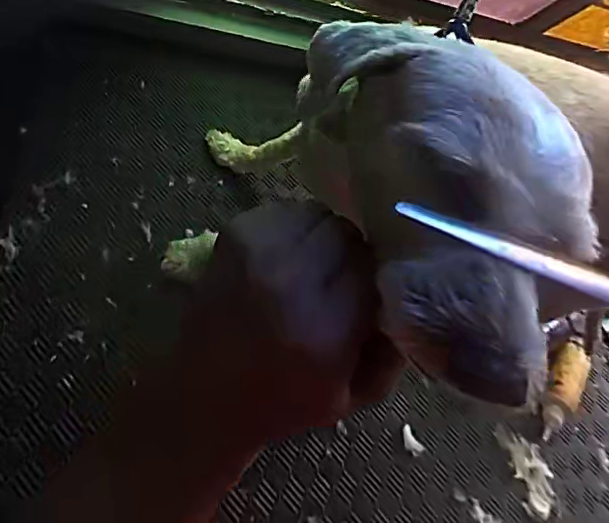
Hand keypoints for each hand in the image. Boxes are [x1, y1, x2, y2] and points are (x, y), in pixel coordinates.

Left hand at [38, 202, 401, 522]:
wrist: (204, 391)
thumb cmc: (282, 400)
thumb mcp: (351, 396)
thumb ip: (391, 350)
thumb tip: (404, 294)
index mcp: (325, 329)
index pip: (373, 267)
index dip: (375, 274)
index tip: (367, 289)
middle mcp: (292, 280)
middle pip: (347, 232)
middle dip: (350, 252)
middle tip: (338, 275)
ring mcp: (259, 249)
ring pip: (318, 212)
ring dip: (322, 235)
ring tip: (311, 263)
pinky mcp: (237, 230)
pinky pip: (286, 209)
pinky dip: (293, 228)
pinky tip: (283, 256)